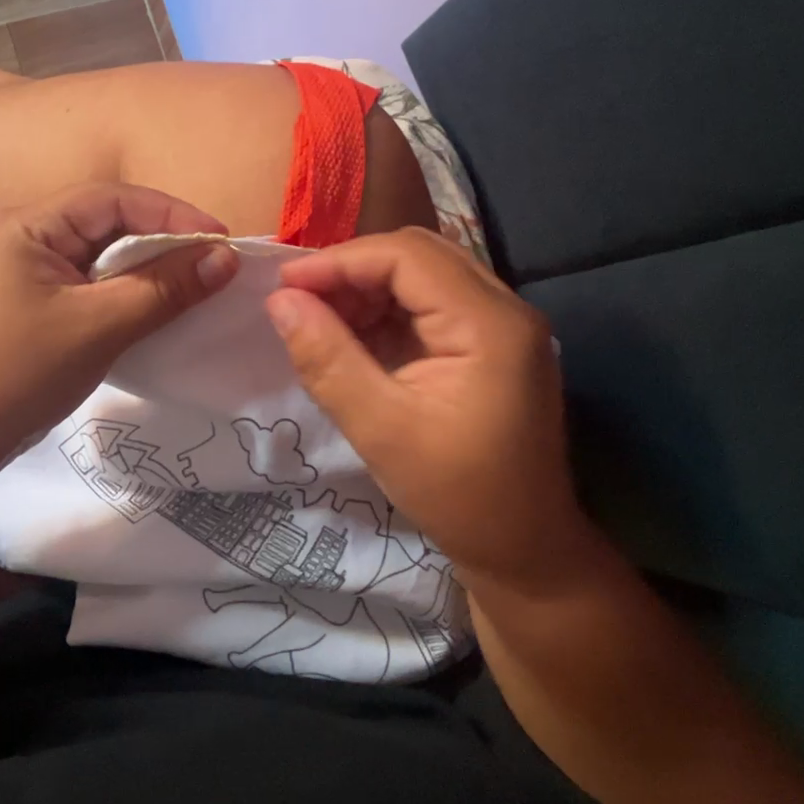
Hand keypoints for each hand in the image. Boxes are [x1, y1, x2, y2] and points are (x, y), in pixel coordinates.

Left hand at [0, 183, 239, 446]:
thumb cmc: (24, 372)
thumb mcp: (100, 326)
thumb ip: (163, 289)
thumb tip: (226, 259)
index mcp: (31, 225)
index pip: (113, 199)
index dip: (172, 214)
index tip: (221, 240)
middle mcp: (29, 235)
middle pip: (109, 220)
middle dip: (164, 237)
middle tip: (214, 261)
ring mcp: (32, 268)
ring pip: (104, 251)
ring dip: (149, 264)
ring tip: (195, 280)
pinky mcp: (39, 298)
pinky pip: (94, 279)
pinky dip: (129, 287)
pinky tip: (159, 303)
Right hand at [265, 227, 588, 583]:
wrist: (524, 548)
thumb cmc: (456, 494)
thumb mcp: (380, 430)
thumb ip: (328, 359)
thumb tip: (279, 300)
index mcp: (489, 324)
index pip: (407, 257)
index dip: (340, 262)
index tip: (284, 286)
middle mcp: (504, 309)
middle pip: (418, 255)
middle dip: (352, 270)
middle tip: (298, 301)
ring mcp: (502, 325)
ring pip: (423, 275)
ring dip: (367, 289)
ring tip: (319, 321)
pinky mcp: (491, 343)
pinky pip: (431, 303)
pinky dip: (386, 311)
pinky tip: (353, 337)